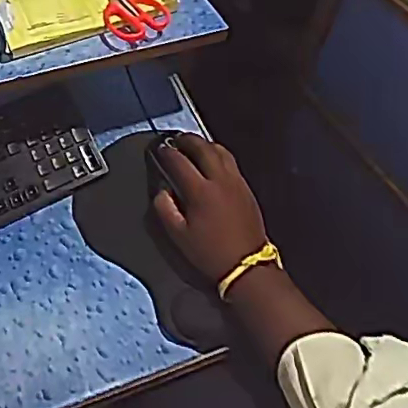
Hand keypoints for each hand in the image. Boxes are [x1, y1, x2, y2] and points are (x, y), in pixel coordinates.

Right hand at [152, 134, 269, 282]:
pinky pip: (231, 162)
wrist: (248, 267)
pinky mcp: (247, 189)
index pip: (179, 161)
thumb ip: (164, 208)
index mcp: (200, 191)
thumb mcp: (178, 235)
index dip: (166, 152)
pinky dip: (218, 155)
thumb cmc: (210, 252)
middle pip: (202, 148)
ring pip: (220, 151)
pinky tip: (212, 162)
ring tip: (194, 147)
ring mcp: (236, 182)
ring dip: (204, 145)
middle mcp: (220, 180)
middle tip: (176, 140)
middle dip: (186, 140)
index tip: (159, 150)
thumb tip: (162, 190)